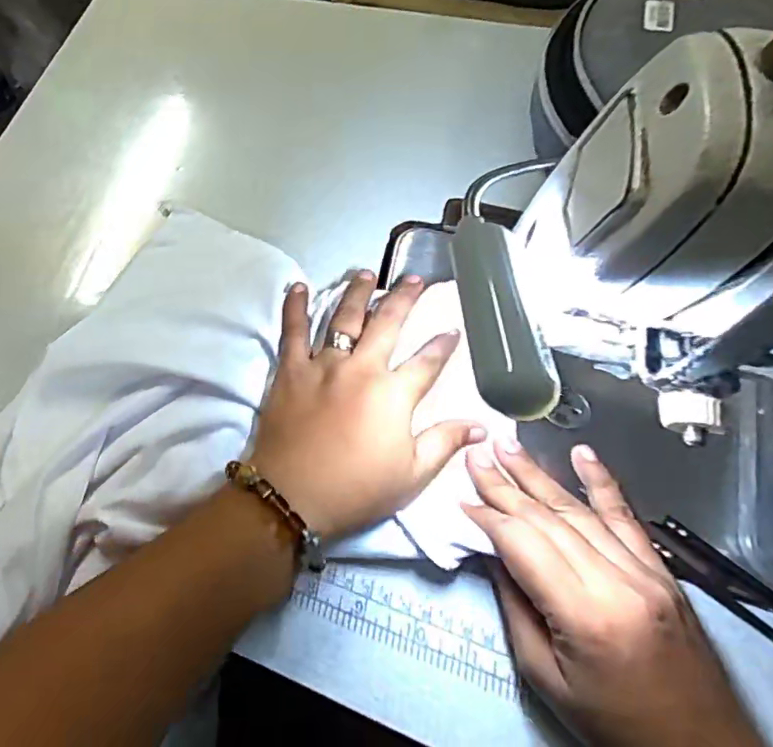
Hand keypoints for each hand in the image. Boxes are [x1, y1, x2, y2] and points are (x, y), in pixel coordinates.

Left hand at [249, 271, 485, 537]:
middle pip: (387, 323)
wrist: (291, 498)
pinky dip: (296, 307)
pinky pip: (293, 331)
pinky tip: (300, 287)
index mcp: (393, 393)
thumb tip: (480, 426)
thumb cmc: (356, 490)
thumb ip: (444, 443)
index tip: (452, 329)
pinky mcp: (291, 370)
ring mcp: (324, 364)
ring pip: (343, 317)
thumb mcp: (411, 476)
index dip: (442, 344)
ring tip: (366, 274)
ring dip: (357, 292)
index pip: (427, 361)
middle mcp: (361, 368)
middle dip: (404, 297)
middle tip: (415, 279)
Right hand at [461, 443, 762, 746]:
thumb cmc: (616, 725)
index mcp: (585, 616)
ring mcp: (645, 571)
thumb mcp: (549, 679)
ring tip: (510, 447)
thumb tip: (493, 554)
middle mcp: (617, 583)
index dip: (489, 517)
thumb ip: (517, 609)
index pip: (525, 544)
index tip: (462, 498)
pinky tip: (582, 454)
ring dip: (541, 476)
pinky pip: (626, 517)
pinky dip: (602, 482)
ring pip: (582, 511)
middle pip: (550, 519)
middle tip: (477, 456)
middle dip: (507, 485)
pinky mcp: (661, 570)